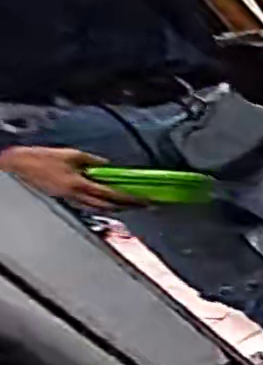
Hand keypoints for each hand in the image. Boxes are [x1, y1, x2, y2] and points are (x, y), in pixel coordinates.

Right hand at [0, 146, 145, 211]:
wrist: (10, 162)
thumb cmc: (39, 157)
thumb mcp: (70, 155)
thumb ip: (94, 161)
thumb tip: (111, 165)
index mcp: (80, 185)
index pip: (114, 195)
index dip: (132, 199)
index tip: (147, 200)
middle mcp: (76, 195)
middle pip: (109, 206)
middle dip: (129, 207)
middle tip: (144, 206)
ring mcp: (68, 198)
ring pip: (98, 209)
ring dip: (116, 208)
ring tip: (130, 206)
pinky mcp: (61, 198)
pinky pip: (86, 206)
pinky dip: (101, 206)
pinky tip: (108, 204)